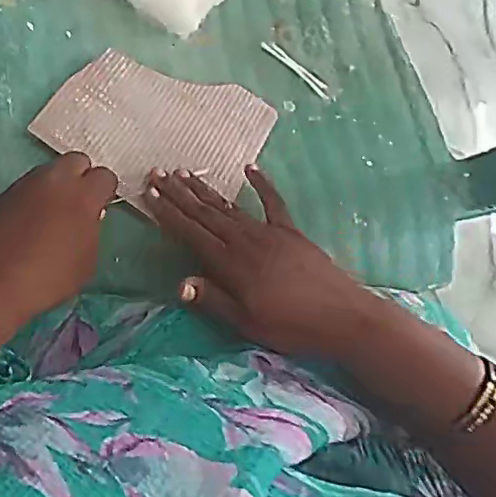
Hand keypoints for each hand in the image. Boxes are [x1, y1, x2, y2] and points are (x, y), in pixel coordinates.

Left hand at [0, 153, 118, 319]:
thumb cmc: (48, 279)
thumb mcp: (86, 261)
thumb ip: (92, 230)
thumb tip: (88, 218)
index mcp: (82, 196)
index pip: (104, 176)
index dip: (104, 191)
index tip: (100, 206)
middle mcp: (55, 180)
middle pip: (76, 160)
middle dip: (81, 176)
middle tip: (77, 202)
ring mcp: (26, 183)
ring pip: (49, 171)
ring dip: (55, 185)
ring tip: (51, 213)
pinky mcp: (3, 193)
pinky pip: (27, 186)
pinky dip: (33, 196)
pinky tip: (28, 221)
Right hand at [147, 167, 398, 359]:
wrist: (346, 318)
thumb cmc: (292, 327)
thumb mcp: (247, 322)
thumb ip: (213, 300)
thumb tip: (180, 283)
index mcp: (230, 264)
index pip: (190, 232)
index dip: (168, 212)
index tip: (149, 194)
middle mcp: (245, 241)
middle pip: (205, 212)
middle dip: (178, 193)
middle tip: (157, 173)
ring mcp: (269, 233)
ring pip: (229, 206)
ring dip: (205, 189)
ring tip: (184, 173)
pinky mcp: (291, 233)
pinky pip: (273, 203)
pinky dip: (262, 185)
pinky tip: (250, 169)